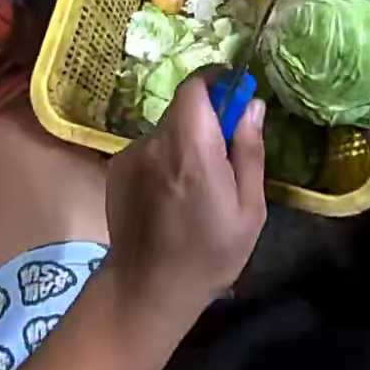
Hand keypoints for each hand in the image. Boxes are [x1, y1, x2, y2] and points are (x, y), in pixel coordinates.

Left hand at [102, 72, 266, 340]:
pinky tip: (169, 193)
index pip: (194, 87)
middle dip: (205, 117)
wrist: (147, 288)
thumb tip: (252, 104)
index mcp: (192, 149)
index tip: (233, 92)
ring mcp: (131, 153)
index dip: (214, 81)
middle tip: (222, 151)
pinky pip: (149, 147)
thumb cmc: (209, 253)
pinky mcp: (117, 166)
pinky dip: (163, 157)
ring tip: (195, 183)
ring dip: (184, 140)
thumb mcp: (248, 209)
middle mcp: (156, 143)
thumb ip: (249, 150)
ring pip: (166, 129)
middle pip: (182, 107)